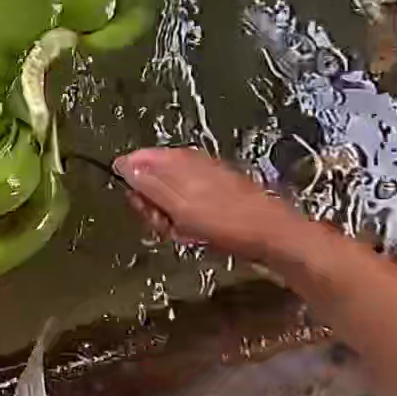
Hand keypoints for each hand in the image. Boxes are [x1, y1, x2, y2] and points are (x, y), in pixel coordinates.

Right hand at [112, 147, 332, 266]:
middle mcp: (185, 162)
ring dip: (168, 217)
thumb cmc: (222, 222)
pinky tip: (199, 233)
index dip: (131, 187)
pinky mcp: (216, 192)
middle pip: (148, 180)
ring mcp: (202, 176)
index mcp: (173, 159)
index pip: (133, 163)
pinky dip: (186, 219)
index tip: (142, 208)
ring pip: (166, 195)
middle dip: (151, 206)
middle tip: (166, 225)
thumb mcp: (176, 205)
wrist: (276, 236)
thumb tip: (120, 163)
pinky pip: (186, 203)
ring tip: (185, 232)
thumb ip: (146, 183)